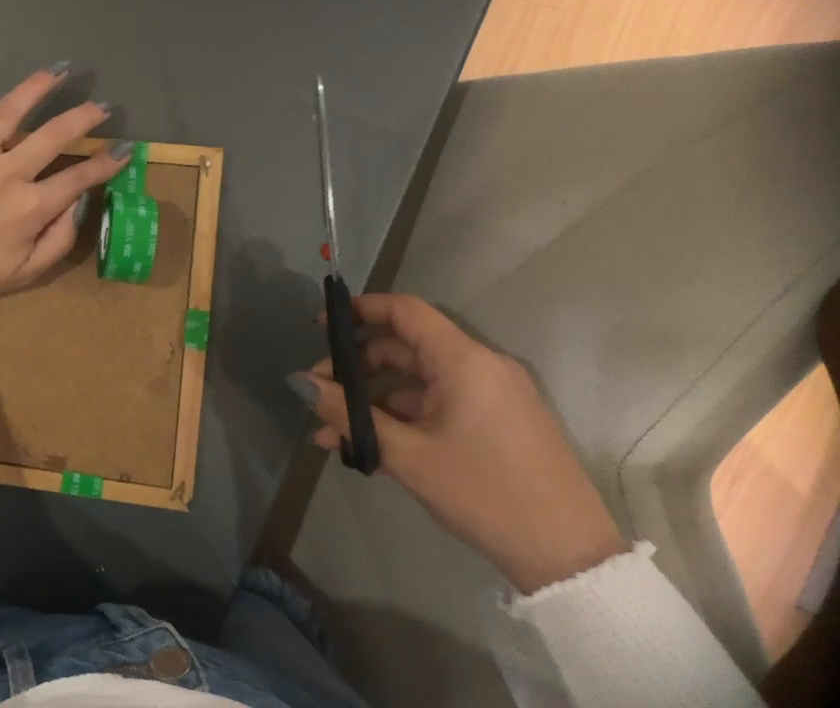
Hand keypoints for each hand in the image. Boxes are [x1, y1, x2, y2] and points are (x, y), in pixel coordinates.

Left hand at [0, 63, 129, 295]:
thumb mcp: (29, 271)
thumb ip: (60, 238)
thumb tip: (78, 204)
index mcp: (32, 205)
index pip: (79, 178)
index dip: (106, 164)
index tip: (125, 149)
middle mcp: (9, 173)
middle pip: (54, 136)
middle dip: (83, 117)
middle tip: (101, 105)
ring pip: (9, 113)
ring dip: (35, 88)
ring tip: (56, 70)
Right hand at [296, 294, 628, 593]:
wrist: (567, 556)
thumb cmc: (483, 493)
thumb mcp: (405, 454)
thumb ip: (346, 412)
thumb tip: (298, 382)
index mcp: (465, 362)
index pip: (405, 311)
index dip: (358, 309)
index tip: (319, 326)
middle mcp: (481, 368)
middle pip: (403, 347)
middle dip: (354, 367)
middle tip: (317, 393)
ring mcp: (491, 396)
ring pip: (414, 381)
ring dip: (370, 400)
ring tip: (331, 433)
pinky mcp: (495, 422)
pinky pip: (435, 404)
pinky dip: (399, 417)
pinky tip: (366, 446)